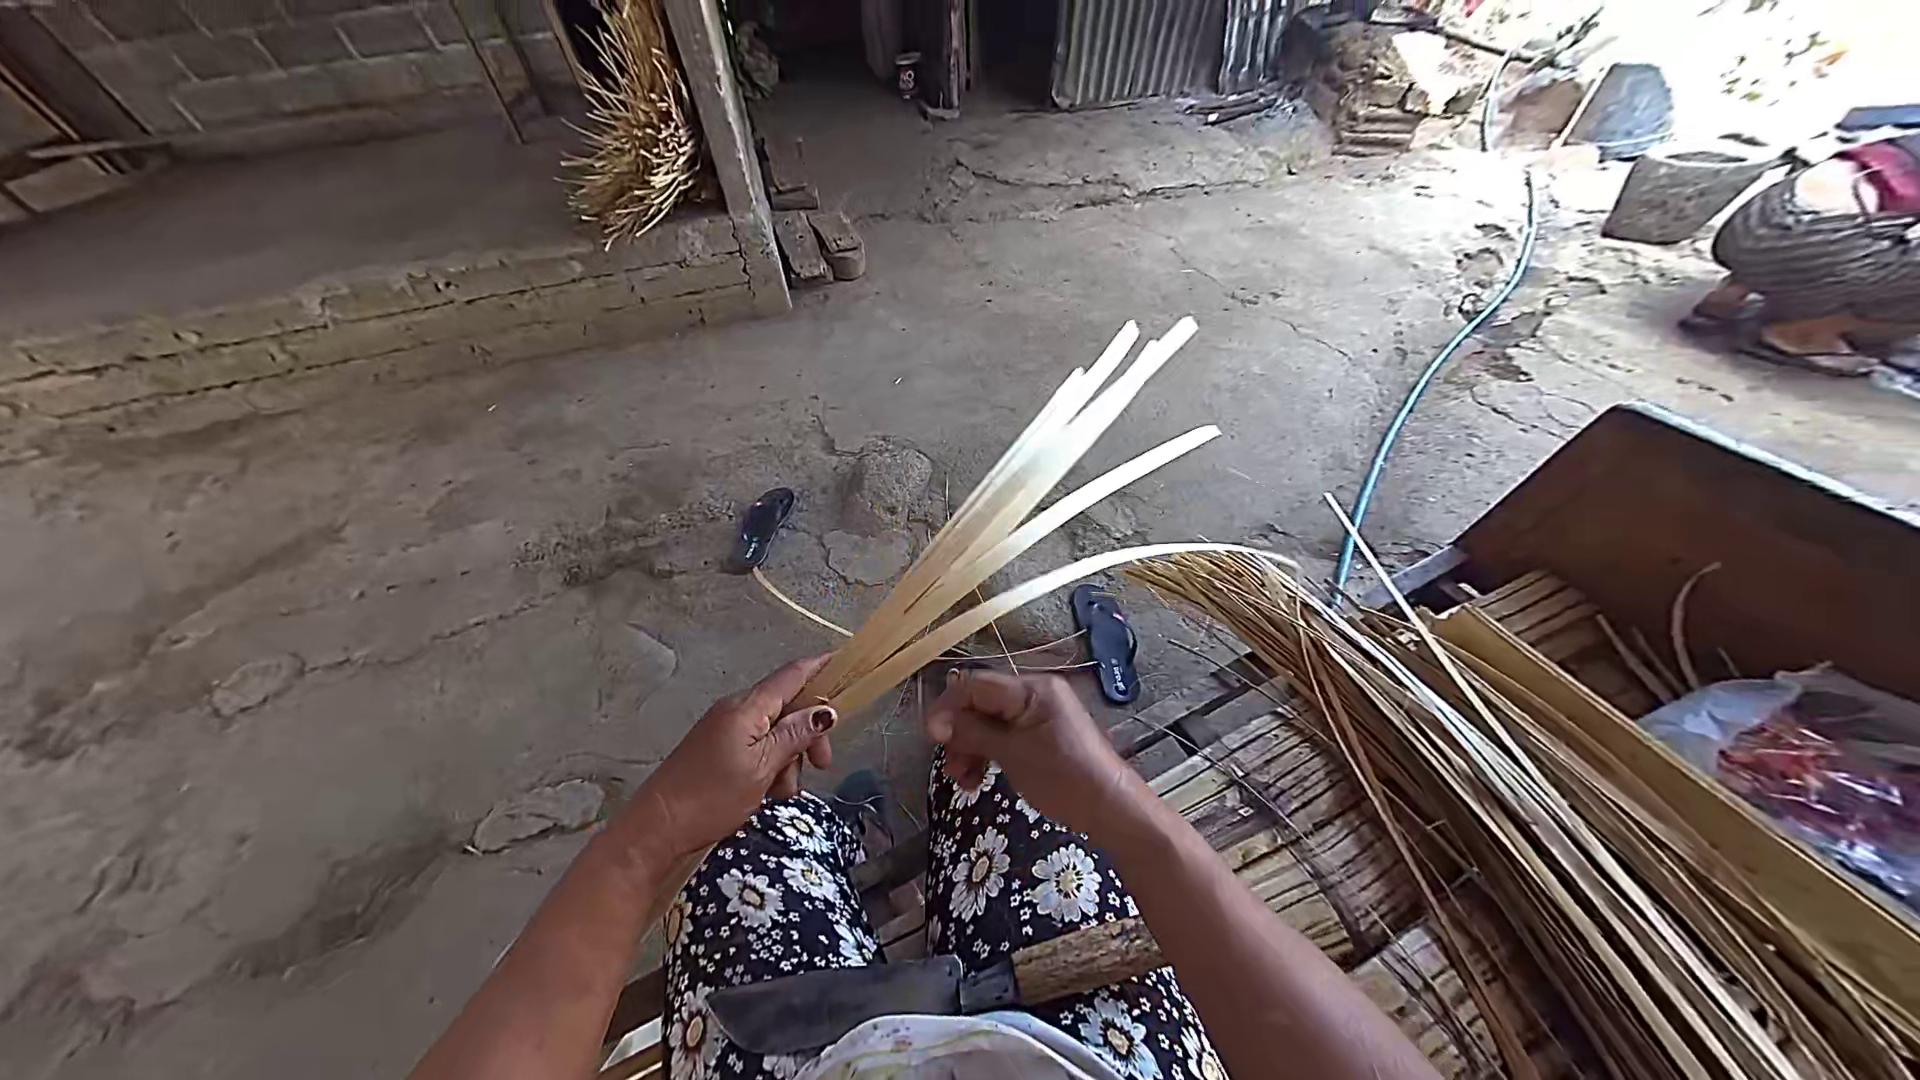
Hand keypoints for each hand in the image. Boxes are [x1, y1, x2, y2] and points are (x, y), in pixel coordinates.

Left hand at [630, 654, 836, 858]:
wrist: (653, 831)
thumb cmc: (711, 797)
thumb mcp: (763, 766)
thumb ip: (796, 734)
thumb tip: (827, 710)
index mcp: (748, 706)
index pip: (794, 674)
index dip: (822, 666)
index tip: (849, 663)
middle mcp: (738, 709)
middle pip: (789, 706)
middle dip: (810, 733)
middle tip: (822, 766)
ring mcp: (726, 728)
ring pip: (776, 730)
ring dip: (790, 756)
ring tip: (782, 791)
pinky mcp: (718, 747)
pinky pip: (758, 744)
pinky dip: (771, 763)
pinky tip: (768, 791)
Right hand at [922, 669, 1147, 837]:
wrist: (1110, 807)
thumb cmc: (1062, 779)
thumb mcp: (1011, 755)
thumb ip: (973, 732)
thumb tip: (936, 722)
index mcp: (1031, 688)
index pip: (975, 684)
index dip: (948, 707)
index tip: (932, 737)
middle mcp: (1034, 691)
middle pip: (980, 702)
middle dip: (960, 733)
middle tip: (951, 766)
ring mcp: (1038, 711)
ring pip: (988, 720)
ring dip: (971, 747)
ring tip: (965, 780)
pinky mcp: (1040, 731)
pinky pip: (1004, 733)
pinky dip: (988, 752)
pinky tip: (979, 777)